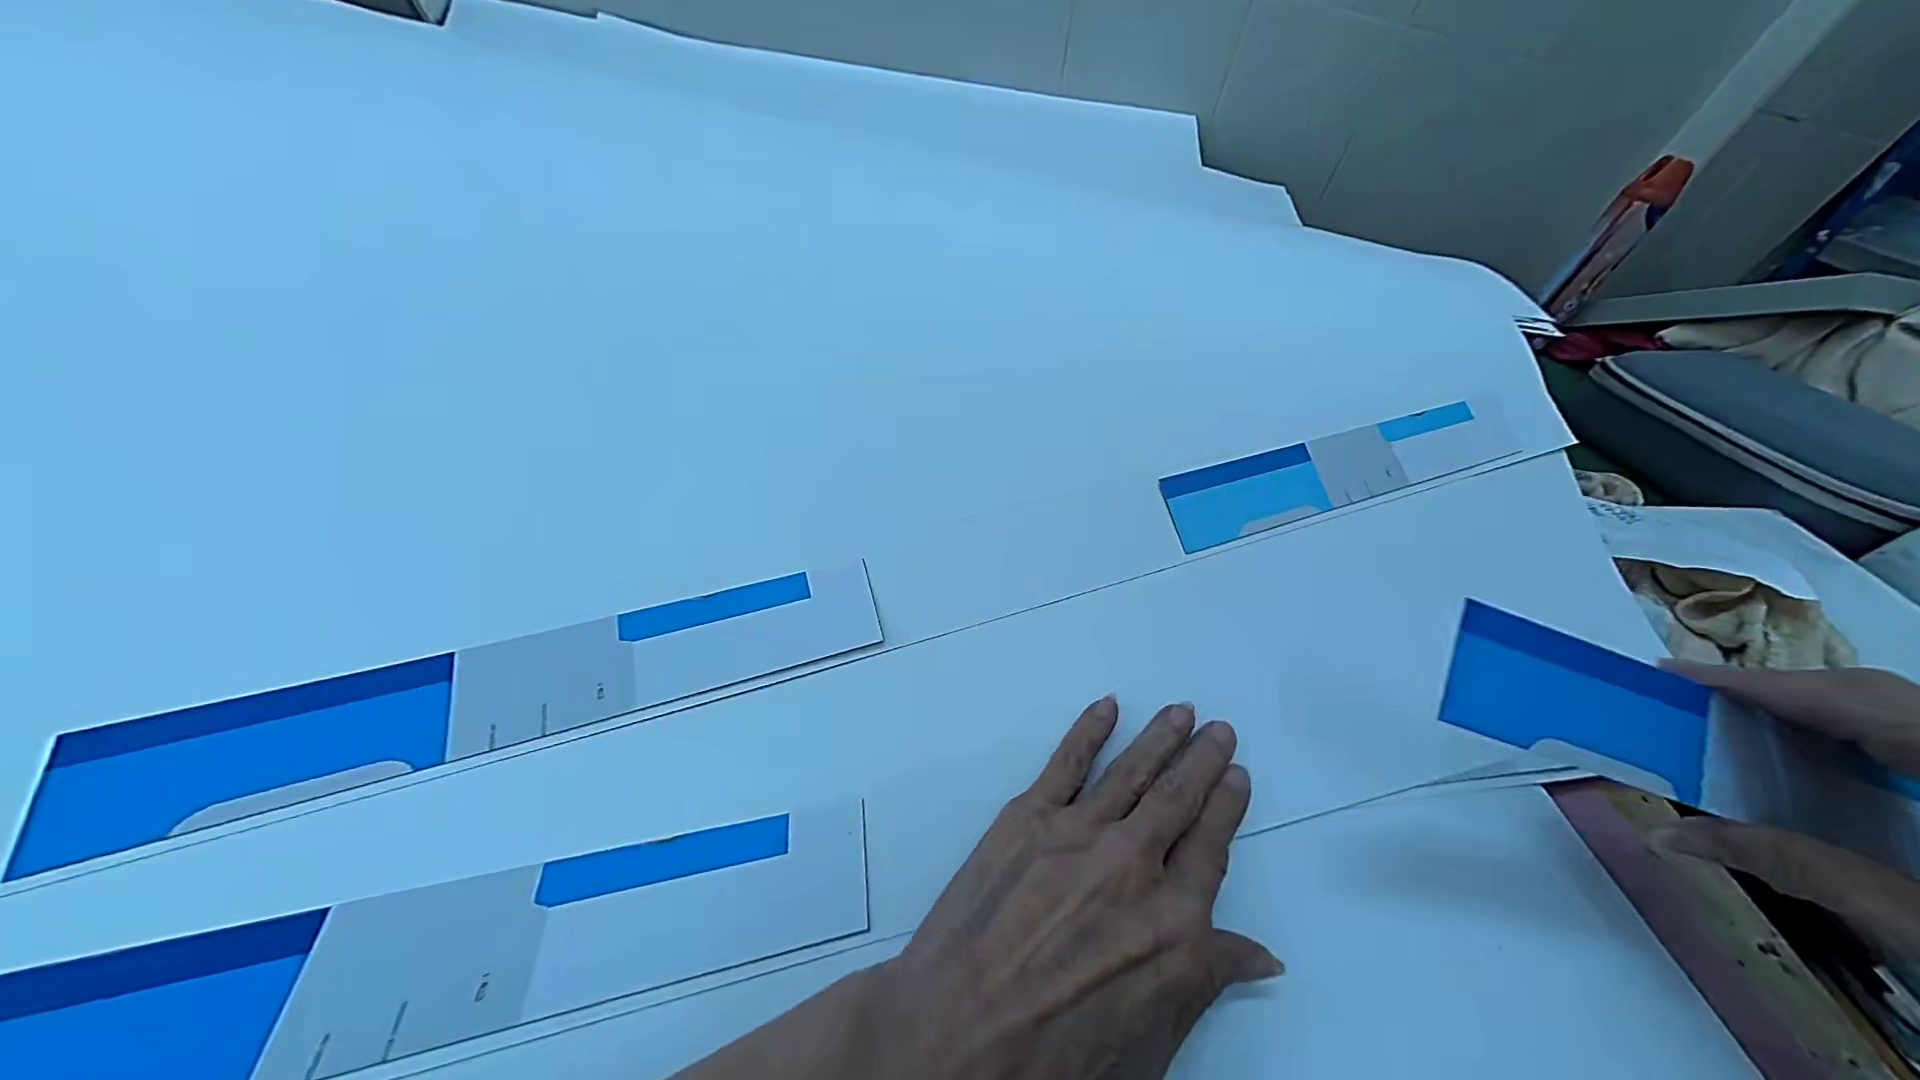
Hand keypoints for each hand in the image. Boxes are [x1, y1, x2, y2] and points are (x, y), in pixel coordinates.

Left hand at [669, 698, 1277, 1079]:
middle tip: (1217, 722)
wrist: (951, 1045)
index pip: (1214, 844)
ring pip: (1128, 770)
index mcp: (1172, 925)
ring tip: (1176, 706)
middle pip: (1177, 796)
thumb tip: (1259, 955)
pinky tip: (1100, 706)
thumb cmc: (1056, 1066)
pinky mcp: (1023, 817)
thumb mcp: (1149, 1043)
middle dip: (1200, 758)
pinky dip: (1082, 732)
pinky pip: (1062, 763)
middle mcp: (1131, 865)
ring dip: (1154, 738)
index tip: (1239, 769)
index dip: (1227, 803)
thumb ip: (1203, 984)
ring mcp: (1075, 833)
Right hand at [1654, 662, 1919, 962]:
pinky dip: (1869, 733)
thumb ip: (1798, 867)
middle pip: (1881, 694)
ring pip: (1908, 711)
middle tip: (1700, 701)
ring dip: (1823, 711)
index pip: (1853, 700)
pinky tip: (1832, 753)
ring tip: (1748, 720)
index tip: (1673, 675)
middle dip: (1784, 692)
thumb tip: (1673, 836)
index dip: (1757, 682)